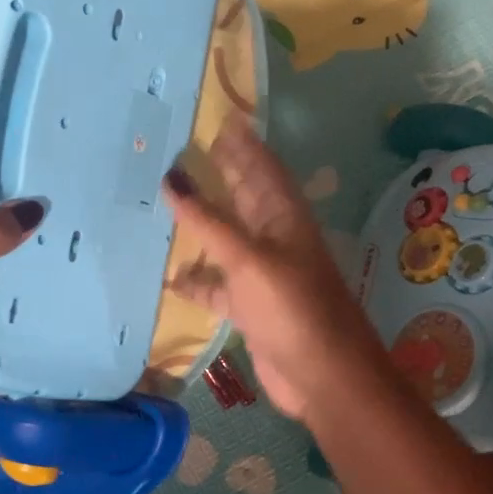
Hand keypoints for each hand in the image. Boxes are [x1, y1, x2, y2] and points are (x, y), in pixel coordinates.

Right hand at [163, 118, 369, 420]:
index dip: (245, 143)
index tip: (223, 117)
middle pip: (244, 197)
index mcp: (284, 217)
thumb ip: (207, 221)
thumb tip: (170, 179)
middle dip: (222, 173)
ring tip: (170, 201)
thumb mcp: (247, 258)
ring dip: (203, 223)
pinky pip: (216, 284)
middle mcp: (274, 239)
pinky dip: (196, 279)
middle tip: (190, 148)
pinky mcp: (250, 306)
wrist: (323, 376)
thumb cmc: (291, 308)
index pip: (263, 167)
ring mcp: (262, 274)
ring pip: (226, 239)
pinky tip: (170, 275)